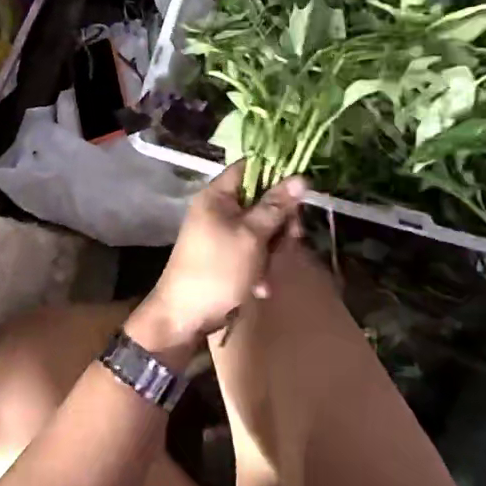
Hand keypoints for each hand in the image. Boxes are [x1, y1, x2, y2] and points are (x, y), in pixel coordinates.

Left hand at [129, 162, 305, 355]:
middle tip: (291, 239)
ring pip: (262, 229)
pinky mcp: (226, 257)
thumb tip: (301, 178)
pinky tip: (261, 288)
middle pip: (262, 201)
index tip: (301, 192)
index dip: (277, 174)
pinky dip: (260, 267)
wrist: (184, 318)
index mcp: (218, 195)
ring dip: (272, 251)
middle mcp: (219, 209)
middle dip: (280, 223)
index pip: (250, 167)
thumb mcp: (251, 236)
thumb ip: (276, 207)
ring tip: (269, 272)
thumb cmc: (217, 270)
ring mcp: (222, 234)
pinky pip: (253, 251)